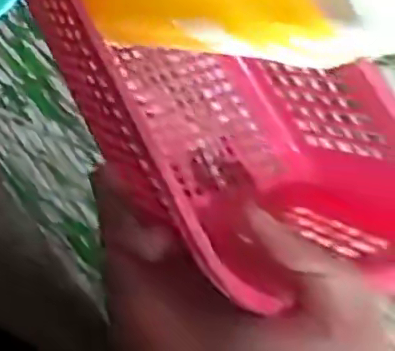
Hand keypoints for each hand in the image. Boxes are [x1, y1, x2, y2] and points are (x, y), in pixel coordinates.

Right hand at [95, 168, 386, 350]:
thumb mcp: (348, 333)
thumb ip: (321, 270)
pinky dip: (112, 185)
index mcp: (284, 265)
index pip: (272, 208)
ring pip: (154, 188)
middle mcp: (228, 248)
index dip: (261, 175)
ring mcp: (171, 244)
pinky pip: (112, 203)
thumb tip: (245, 206)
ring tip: (148, 153)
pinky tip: (120, 181)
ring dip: (147, 170)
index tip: (243, 140)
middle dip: (193, 162)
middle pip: (205, 191)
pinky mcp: (121, 242)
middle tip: (182, 129)